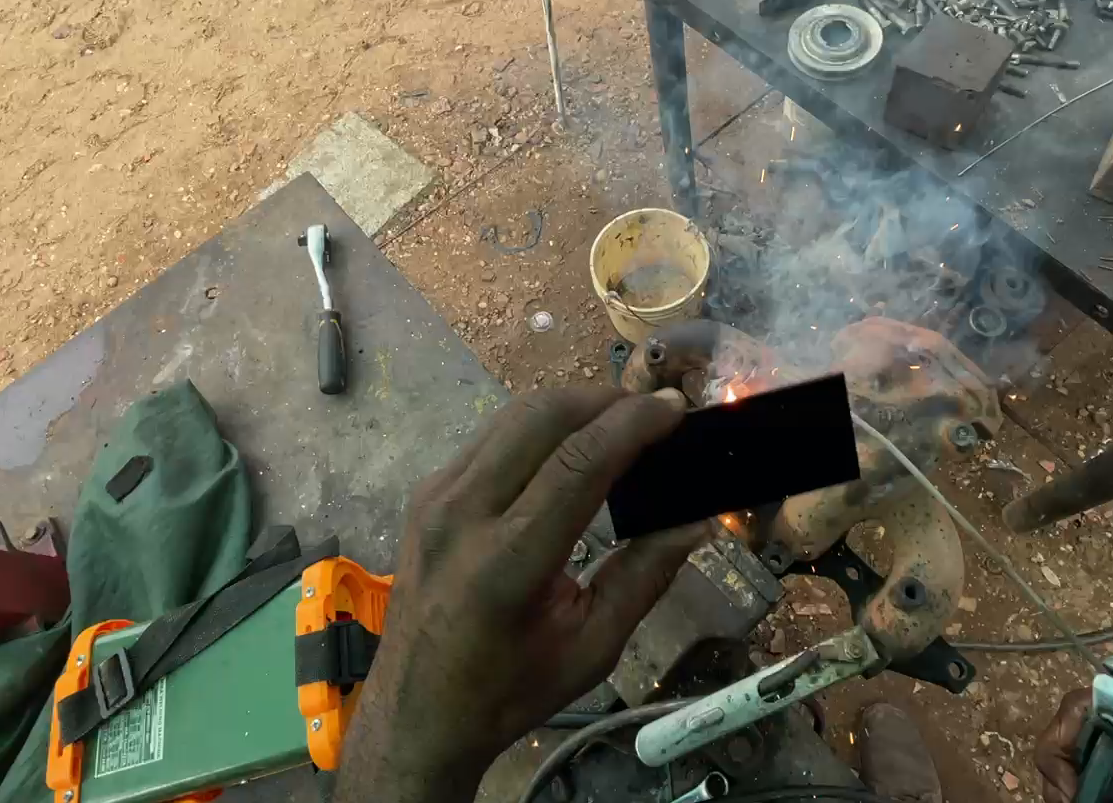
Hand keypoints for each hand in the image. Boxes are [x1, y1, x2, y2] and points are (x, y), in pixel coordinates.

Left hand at [334, 387, 707, 802]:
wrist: (416, 713)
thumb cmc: (509, 690)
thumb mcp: (591, 647)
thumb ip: (645, 575)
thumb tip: (696, 520)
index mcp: (507, 561)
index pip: (577, 462)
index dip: (631, 424)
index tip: (674, 407)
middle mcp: (463, 512)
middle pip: (541, 417)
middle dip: (604, 399)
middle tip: (649, 411)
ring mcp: (437, 494)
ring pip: (513, 414)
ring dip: (571, 405)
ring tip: (616, 420)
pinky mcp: (427, 489)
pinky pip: (491, 434)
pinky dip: (538, 424)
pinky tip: (567, 442)